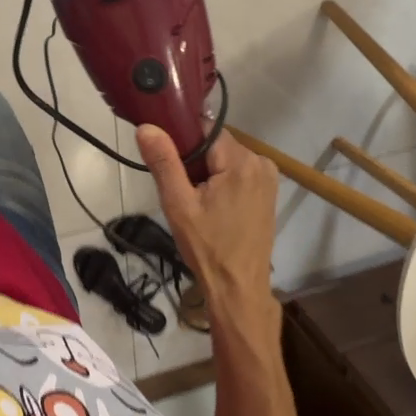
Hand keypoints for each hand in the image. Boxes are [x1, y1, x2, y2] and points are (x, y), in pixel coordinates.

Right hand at [137, 125, 279, 320]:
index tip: (168, 161)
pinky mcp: (268, 192)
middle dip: (195, 160)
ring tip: (196, 202)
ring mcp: (268, 177)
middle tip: (181, 190)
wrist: (239, 289)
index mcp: (241, 161)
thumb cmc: (208, 247)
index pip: (205, 129)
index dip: (182, 141)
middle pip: (216, 143)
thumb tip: (147, 126)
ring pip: (225, 158)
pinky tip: (213, 207)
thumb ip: (164, 162)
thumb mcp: (179, 204)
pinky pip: (238, 172)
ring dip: (208, 172)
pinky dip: (222, 181)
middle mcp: (261, 161)